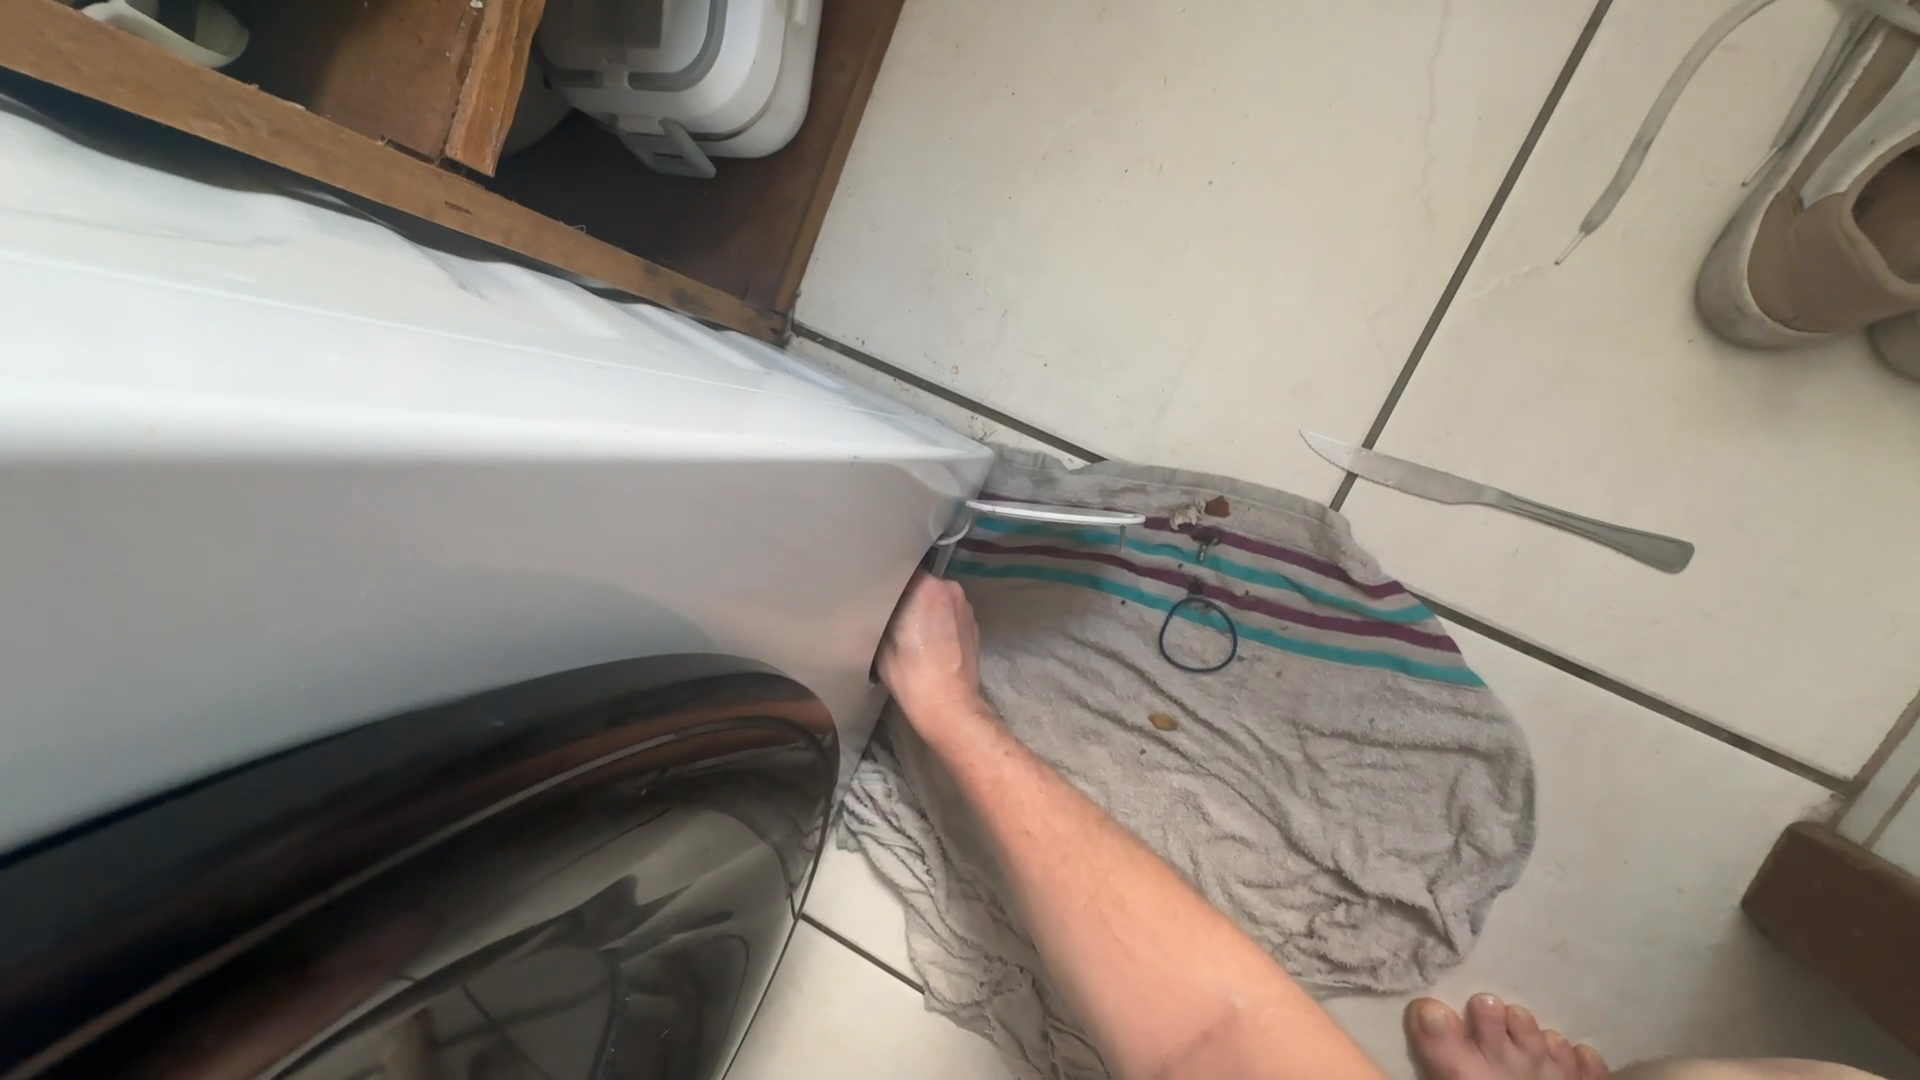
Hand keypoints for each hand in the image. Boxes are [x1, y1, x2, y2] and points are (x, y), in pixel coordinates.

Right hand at [877, 571, 989, 735]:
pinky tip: (931, 640)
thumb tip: (878, 604)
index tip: (879, 592)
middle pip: (922, 582)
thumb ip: (881, 613)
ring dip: (926, 607)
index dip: (889, 580)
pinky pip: (950, 611)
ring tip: (914, 631)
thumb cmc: (910, 674)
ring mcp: (965, 605)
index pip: (902, 569)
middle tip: (893, 614)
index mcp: (924, 588)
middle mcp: (949, 588)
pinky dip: (940, 619)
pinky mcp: (974, 622)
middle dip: (908, 595)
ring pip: (937, 597)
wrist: (948, 704)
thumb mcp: (880, 642)